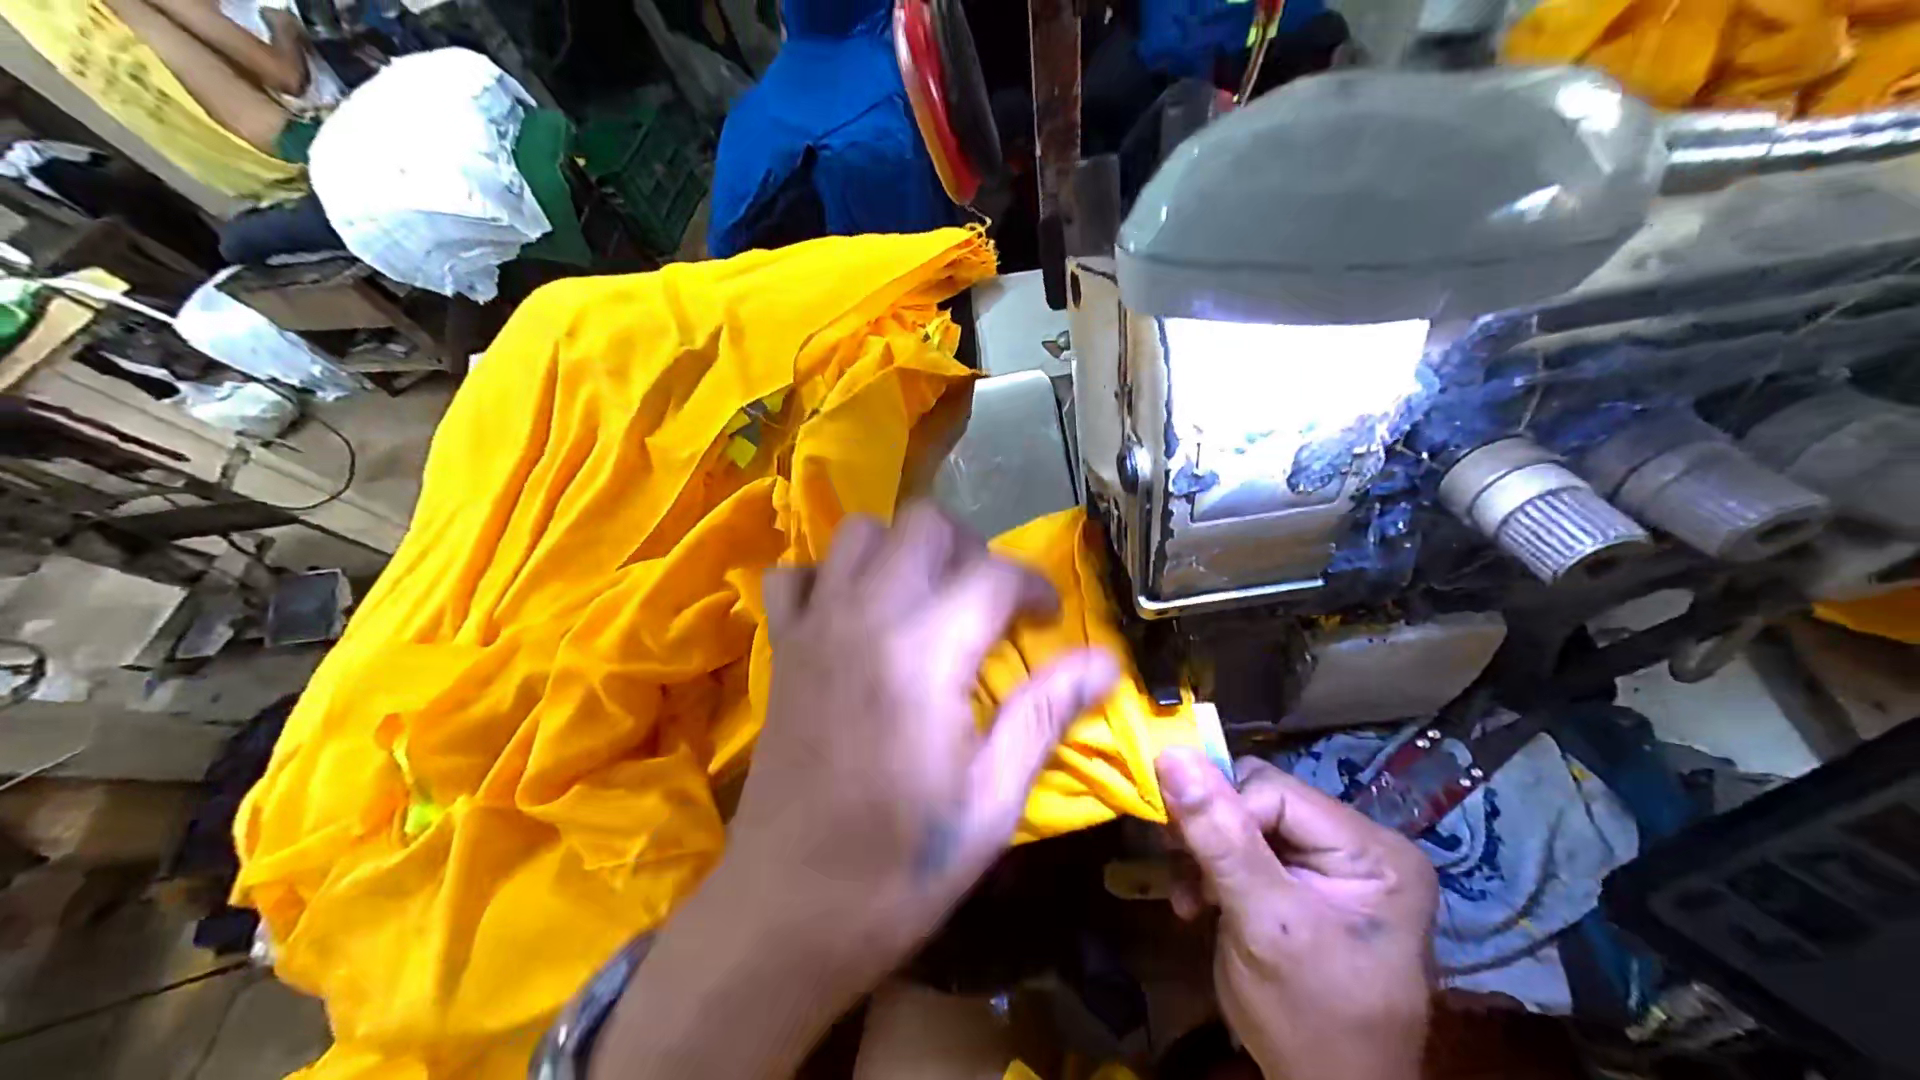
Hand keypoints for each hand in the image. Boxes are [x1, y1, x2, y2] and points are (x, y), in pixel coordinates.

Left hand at [589, 505, 1120, 1079]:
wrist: (787, 912)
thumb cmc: (900, 867)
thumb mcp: (992, 800)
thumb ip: (1045, 713)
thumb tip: (1106, 662)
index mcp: (924, 655)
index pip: (992, 574)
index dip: (1033, 586)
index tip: (1047, 619)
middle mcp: (864, 619)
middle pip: (922, 525)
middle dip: (970, 549)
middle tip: (990, 603)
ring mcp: (814, 628)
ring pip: (858, 532)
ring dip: (903, 552)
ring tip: (928, 602)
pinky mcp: (782, 650)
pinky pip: (797, 574)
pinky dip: (831, 577)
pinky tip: (854, 616)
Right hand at [1156, 748, 1437, 1079]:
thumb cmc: (1308, 1017)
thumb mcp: (1262, 922)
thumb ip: (1219, 837)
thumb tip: (1173, 753)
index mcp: (1373, 850)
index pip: (1275, 792)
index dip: (1222, 812)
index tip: (1180, 847)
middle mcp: (1359, 846)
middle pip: (1258, 801)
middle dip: (1211, 834)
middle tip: (1178, 866)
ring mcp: (1332, 867)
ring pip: (1244, 823)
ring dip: (1205, 854)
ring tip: (1188, 896)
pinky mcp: (1303, 885)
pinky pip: (1245, 852)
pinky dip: (1214, 872)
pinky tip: (1197, 903)